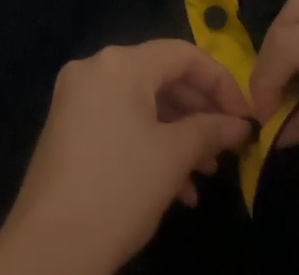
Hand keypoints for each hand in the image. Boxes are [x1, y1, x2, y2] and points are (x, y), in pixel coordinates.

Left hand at [0, 40, 252, 274]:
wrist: (50, 245)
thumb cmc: (118, 188)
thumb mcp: (173, 157)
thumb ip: (211, 131)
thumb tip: (241, 125)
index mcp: (119, 63)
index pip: (183, 54)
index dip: (222, 82)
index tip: (248, 119)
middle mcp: (94, 68)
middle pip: (161, 76)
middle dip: (200, 112)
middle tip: (230, 147)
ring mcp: (77, 97)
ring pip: (142, 103)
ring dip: (179, 134)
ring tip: (206, 173)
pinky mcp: (69, 127)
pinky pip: (120, 121)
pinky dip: (150, 144)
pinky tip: (177, 188)